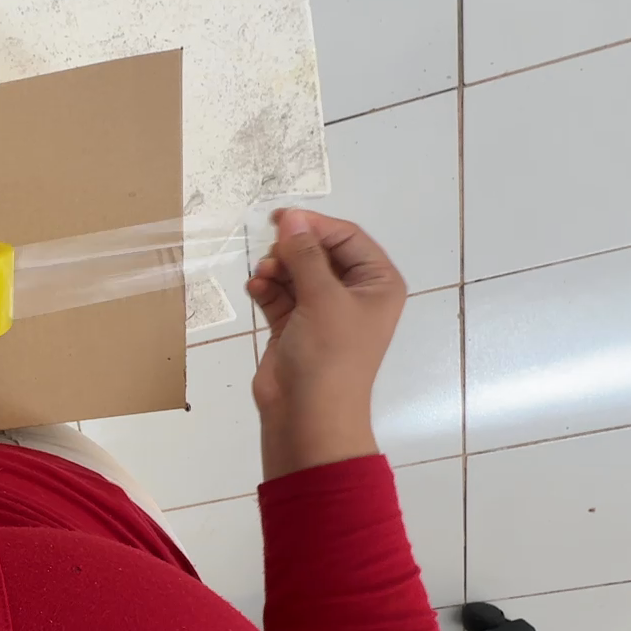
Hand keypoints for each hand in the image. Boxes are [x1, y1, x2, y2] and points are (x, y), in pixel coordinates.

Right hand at [248, 209, 406, 479]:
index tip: (279, 219)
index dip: (314, 226)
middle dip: (292, 250)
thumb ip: (304, 256)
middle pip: (318, 255)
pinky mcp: (292, 327)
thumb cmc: (329, 354)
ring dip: (275, 270)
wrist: (308, 410)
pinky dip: (266, 289)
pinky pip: (278, 297)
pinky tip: (255, 288)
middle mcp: (351, 293)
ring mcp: (320, 312)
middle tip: (268, 254)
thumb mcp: (322, 299)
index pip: (347, 239)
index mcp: (376, 283)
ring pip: (295, 275)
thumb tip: (290, 220)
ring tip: (260, 276)